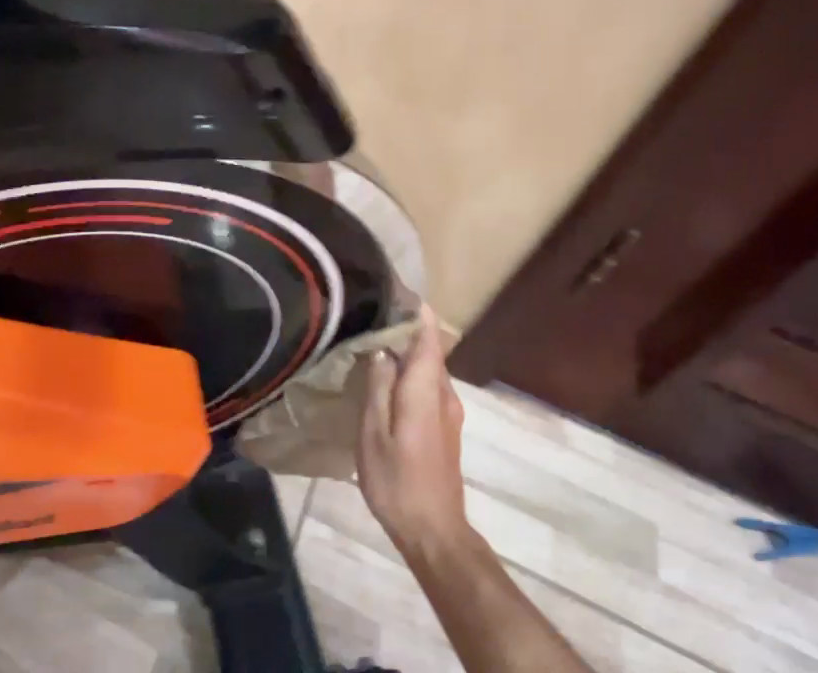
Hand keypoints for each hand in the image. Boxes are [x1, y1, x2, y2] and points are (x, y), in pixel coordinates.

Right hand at [357, 303, 470, 558]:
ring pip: (427, 367)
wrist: (434, 531)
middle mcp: (444, 394)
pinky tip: (384, 374)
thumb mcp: (374, 434)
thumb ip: (378, 387)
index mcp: (426, 391)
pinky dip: (409, 370)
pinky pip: (427, 384)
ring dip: (405, 349)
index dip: (415, 310)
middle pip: (428, 349)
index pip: (428, 337)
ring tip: (371, 335)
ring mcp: (448, 412)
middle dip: (405, 325)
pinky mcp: (444, 426)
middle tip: (370, 307)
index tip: (393, 286)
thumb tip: (379, 348)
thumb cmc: (397, 481)